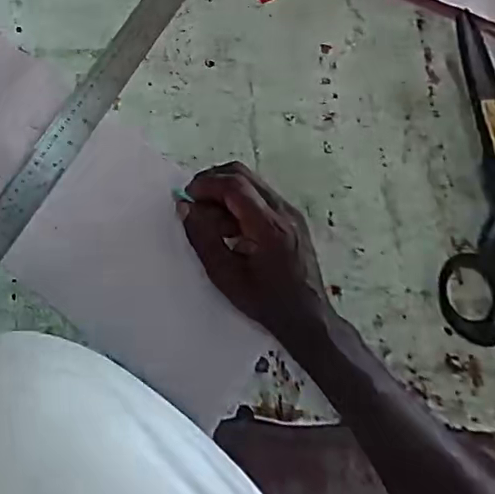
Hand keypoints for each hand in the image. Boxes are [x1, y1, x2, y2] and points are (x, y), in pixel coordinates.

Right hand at [181, 162, 332, 339]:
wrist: (309, 319)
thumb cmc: (265, 301)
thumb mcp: (224, 274)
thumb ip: (202, 237)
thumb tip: (185, 207)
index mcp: (269, 227)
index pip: (233, 185)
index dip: (205, 184)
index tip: (187, 197)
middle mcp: (284, 212)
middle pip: (242, 174)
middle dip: (212, 181)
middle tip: (195, 202)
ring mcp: (290, 213)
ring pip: (250, 181)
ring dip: (223, 191)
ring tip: (212, 220)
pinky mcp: (291, 219)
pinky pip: (258, 195)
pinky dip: (237, 201)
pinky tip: (230, 227)